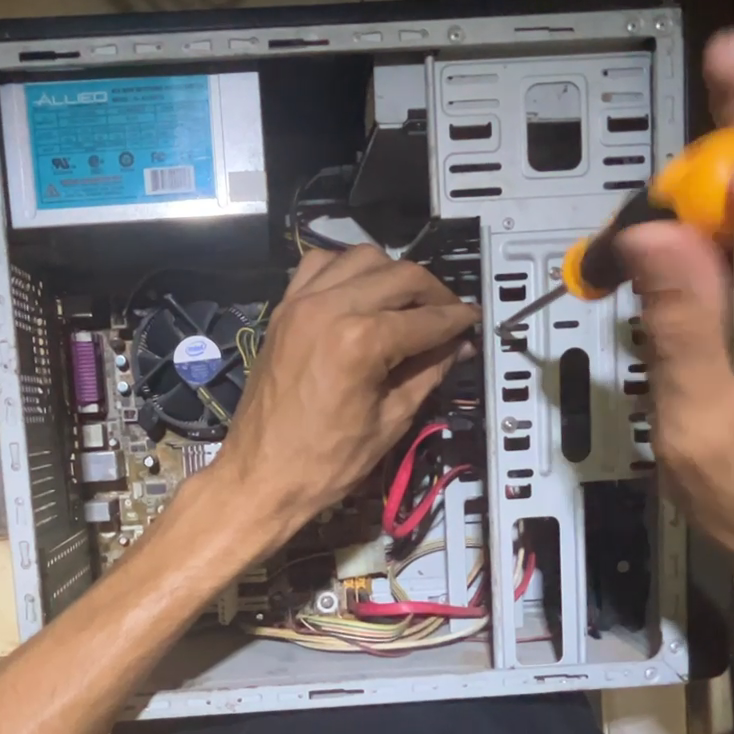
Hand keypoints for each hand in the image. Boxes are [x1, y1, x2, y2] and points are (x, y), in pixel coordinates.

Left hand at [212, 245, 477, 530]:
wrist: (260, 475)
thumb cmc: (324, 463)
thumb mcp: (390, 422)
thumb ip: (427, 374)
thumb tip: (456, 346)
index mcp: (360, 341)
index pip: (426, 318)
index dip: (457, 320)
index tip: (474, 321)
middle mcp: (330, 308)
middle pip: (401, 276)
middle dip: (434, 293)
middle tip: (449, 317)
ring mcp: (301, 303)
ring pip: (363, 258)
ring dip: (393, 274)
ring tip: (408, 304)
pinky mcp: (283, 309)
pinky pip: (320, 265)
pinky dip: (348, 269)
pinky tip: (362, 292)